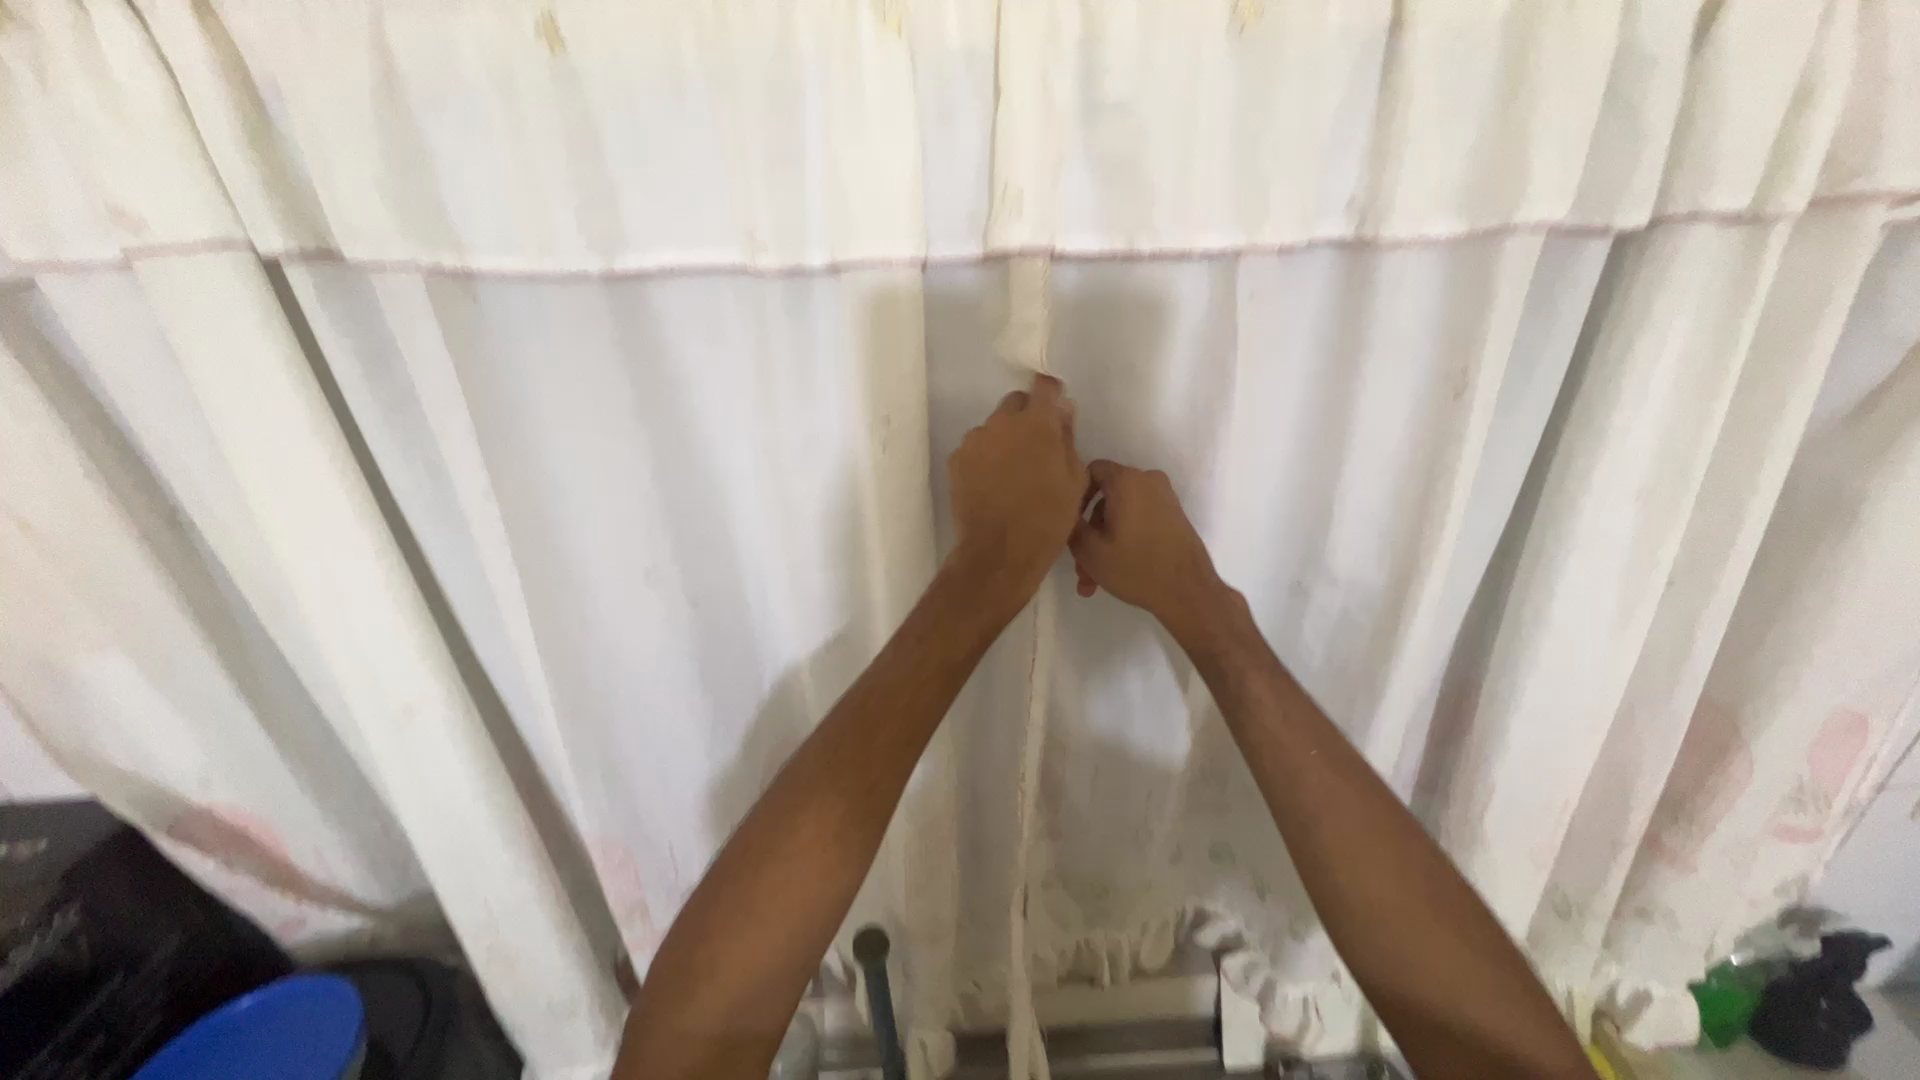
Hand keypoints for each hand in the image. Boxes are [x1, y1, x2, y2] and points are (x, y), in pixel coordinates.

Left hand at [946, 375, 1086, 601]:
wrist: (1000, 552)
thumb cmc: (1048, 518)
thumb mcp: (1075, 480)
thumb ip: (1068, 438)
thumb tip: (1062, 411)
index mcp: (1037, 423)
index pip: (1044, 386)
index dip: (1051, 394)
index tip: (1056, 410)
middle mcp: (1001, 422)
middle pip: (1015, 404)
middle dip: (1027, 417)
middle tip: (1036, 449)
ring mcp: (974, 441)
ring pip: (993, 428)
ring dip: (1004, 440)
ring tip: (1012, 474)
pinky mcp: (956, 461)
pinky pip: (975, 449)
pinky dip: (985, 459)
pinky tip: (992, 485)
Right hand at [1069, 460, 1231, 631]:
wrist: (1188, 591)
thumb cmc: (1135, 567)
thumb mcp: (1089, 550)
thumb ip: (1072, 525)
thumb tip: (1068, 514)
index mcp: (1127, 480)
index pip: (1090, 471)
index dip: (1074, 495)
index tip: (1069, 523)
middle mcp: (1148, 481)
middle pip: (1106, 499)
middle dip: (1090, 533)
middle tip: (1080, 566)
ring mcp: (1164, 499)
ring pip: (1121, 516)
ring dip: (1104, 543)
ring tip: (1093, 580)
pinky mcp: (1173, 517)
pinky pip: (1139, 521)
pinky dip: (1124, 541)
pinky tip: (1112, 573)